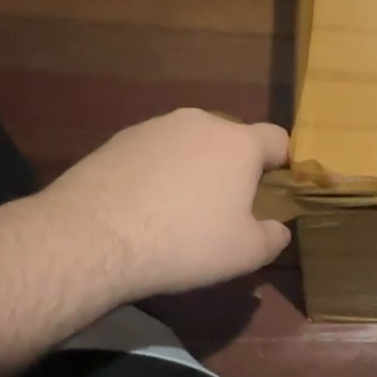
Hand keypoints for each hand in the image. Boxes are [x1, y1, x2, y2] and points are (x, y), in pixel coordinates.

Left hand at [32, 108, 290, 299]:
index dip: (283, 165)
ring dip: (195, 170)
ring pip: (190, 145)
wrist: (92, 238)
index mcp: (239, 143)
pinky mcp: (118, 139)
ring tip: (180, 212)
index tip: (274, 194)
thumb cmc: (185, 242)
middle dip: (234, 169)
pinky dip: (159, 174)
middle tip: (226, 210)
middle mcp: (200, 122)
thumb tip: (277, 228)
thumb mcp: (246, 253)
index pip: (278, 139)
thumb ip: (273, 237)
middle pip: (231, 140)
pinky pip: (155, 154)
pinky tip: (146, 208)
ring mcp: (155, 127)